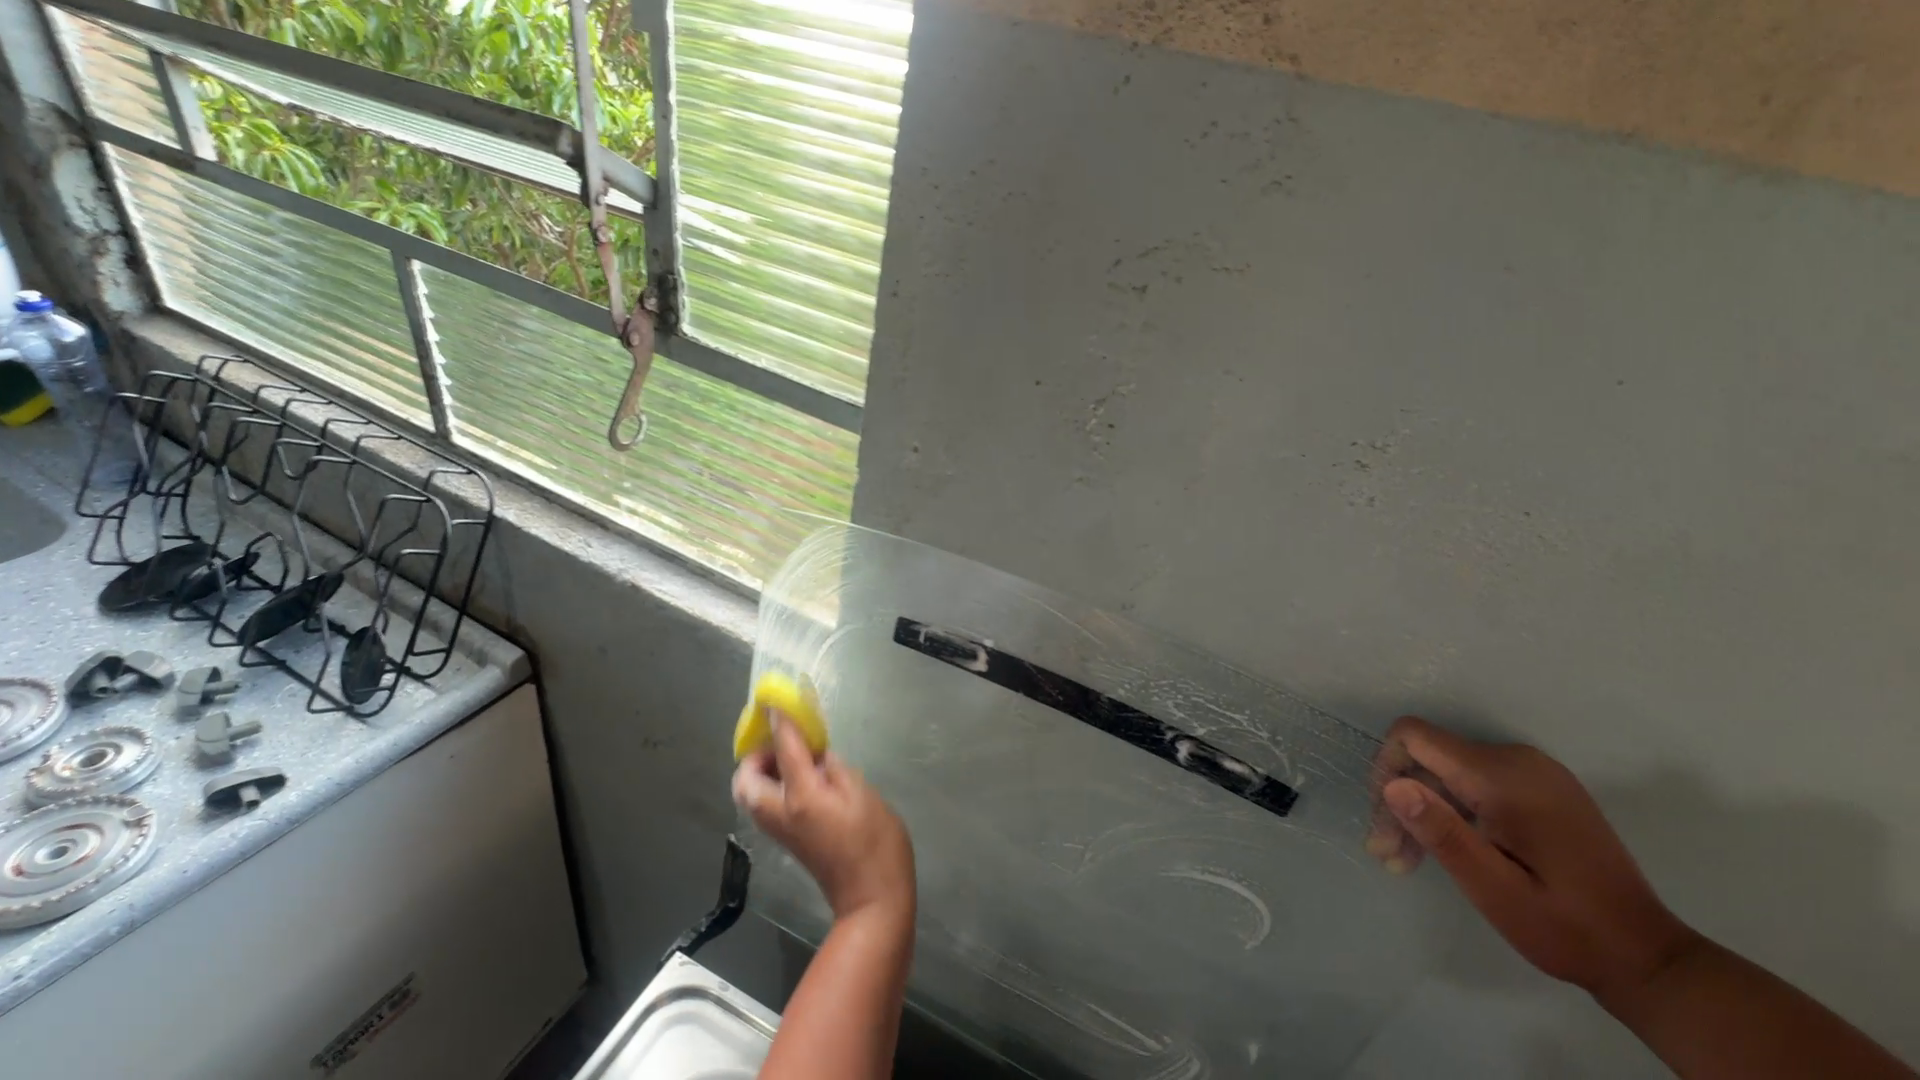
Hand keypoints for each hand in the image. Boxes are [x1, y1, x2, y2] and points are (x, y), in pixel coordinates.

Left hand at [733, 714, 914, 922]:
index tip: (776, 702)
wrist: (872, 899)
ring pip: (751, 794)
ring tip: (795, 760)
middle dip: (756, 755)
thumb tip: (818, 758)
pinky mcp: (788, 839)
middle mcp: (780, 812)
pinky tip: (802, 780)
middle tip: (786, 744)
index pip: (784, 748)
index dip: (781, 722)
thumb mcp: (863, 793)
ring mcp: (781, 829)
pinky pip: (765, 804)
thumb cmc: (876, 843)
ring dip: (762, 772)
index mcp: (801, 796)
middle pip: (746, 778)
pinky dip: (772, 786)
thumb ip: (835, 768)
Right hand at [1366, 716, 1701, 999]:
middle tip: (1388, 857)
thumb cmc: (1565, 928)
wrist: (1643, 954)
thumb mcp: (1494, 889)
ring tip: (1406, 862)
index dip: (1386, 769)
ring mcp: (1533, 773)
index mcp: (1506, 778)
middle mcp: (1519, 760)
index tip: (1384, 821)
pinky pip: (1475, 782)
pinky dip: (1450, 810)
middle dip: (1400, 800)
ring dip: (1421, 809)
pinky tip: (1443, 850)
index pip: (1416, 737)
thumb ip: (1443, 833)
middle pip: (1429, 756)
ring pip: (1448, 771)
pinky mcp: (1540, 789)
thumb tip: (1393, 786)